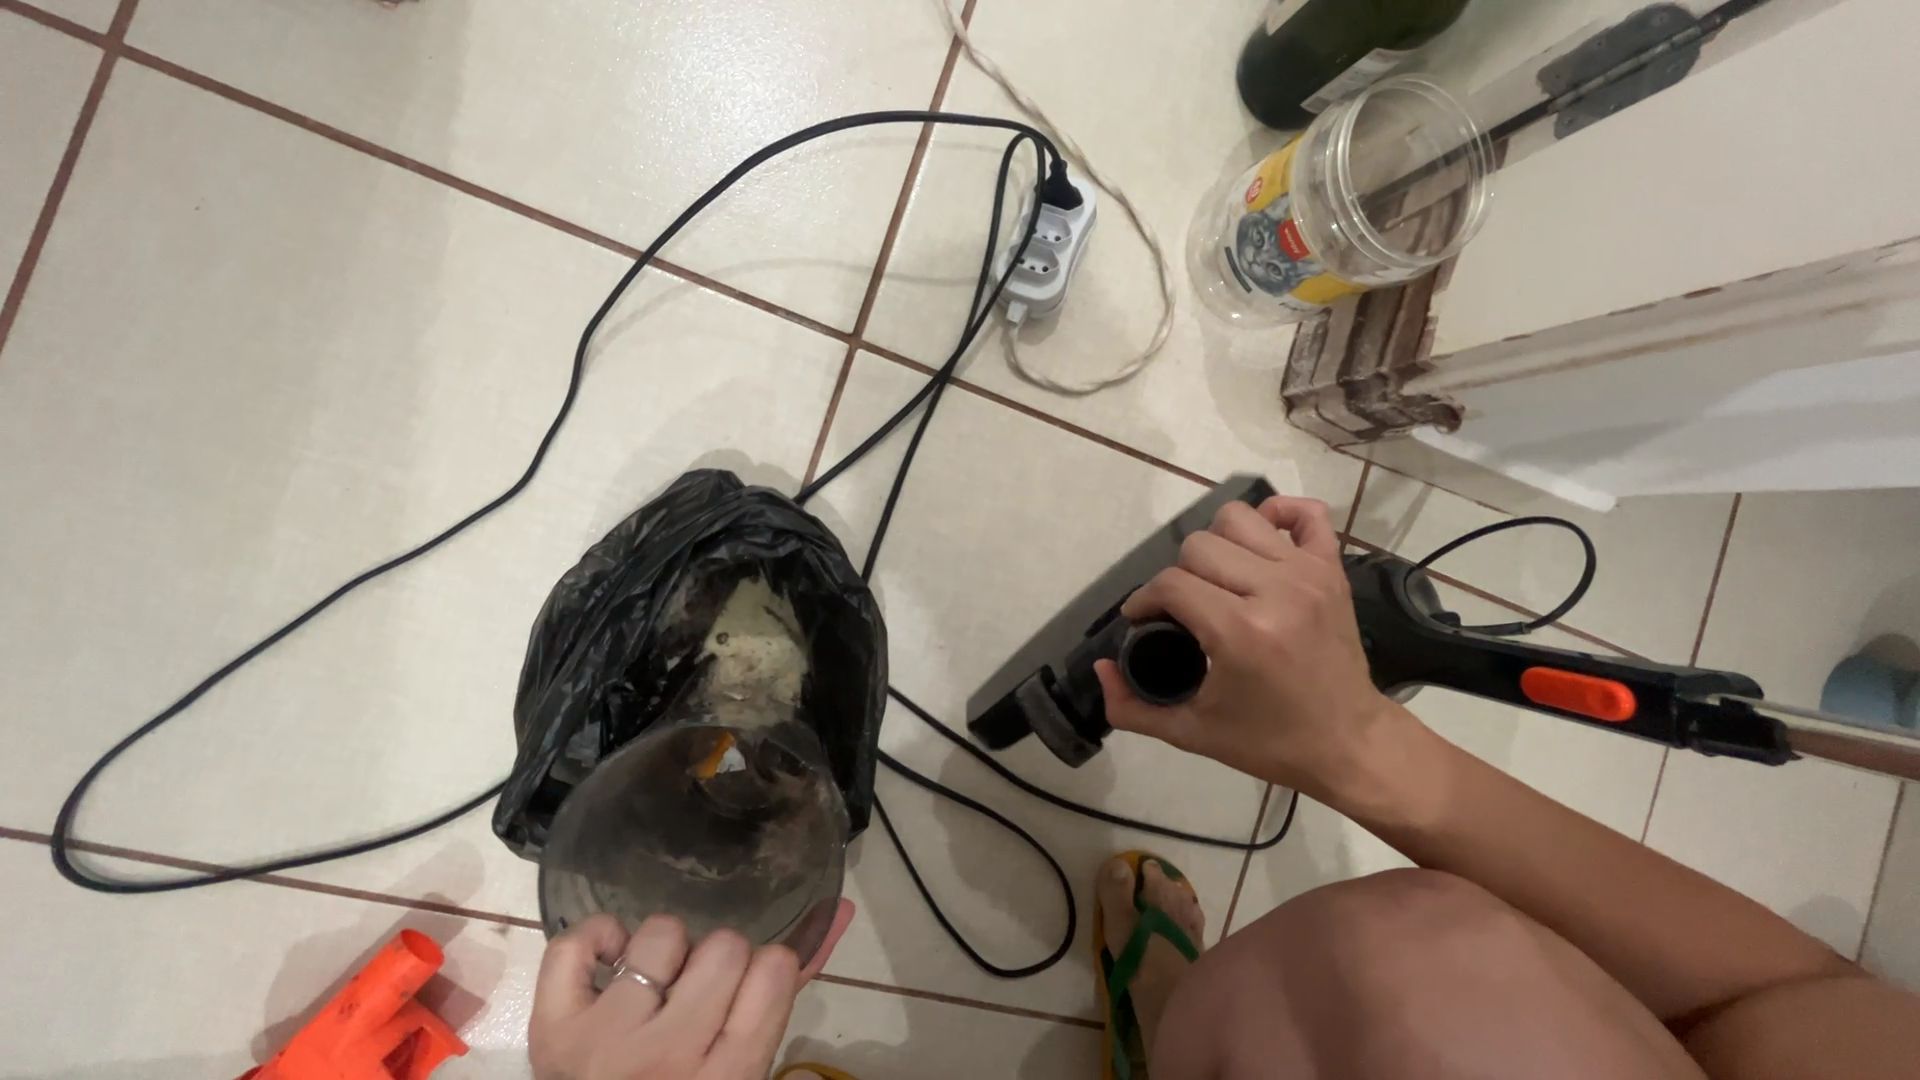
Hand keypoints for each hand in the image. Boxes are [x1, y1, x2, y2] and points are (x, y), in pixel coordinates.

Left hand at [529, 900, 852, 1079]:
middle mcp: (666, 1060)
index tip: (747, 992)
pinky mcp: (552, 1030)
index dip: (766, 970)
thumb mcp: (743, 1067)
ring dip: (666, 954)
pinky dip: (598, 939)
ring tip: (654, 994)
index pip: (774, 969)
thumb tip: (837, 912)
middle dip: (719, 965)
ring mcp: (603, 1044)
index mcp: (728, 1079)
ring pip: (663, 934)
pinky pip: (577, 945)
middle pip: (725, 946)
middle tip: (700, 1000)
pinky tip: (612, 966)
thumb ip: (784, 994)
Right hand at [1095, 496, 1401, 798]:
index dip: (1144, 601)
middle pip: (1198, 547)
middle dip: (1177, 578)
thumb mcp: (1191, 733)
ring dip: (1217, 546)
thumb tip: (1101, 668)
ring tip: (1217, 580)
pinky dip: (1278, 516)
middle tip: (1183, 611)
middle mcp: (1275, 591)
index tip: (1143, 622)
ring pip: (1239, 519)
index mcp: (1241, 631)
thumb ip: (1132, 706)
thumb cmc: (1269, 742)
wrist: (1350, 745)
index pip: (1170, 584)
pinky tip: (1261, 544)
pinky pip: (1306, 514)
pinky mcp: (1332, 570)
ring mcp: (1308, 575)